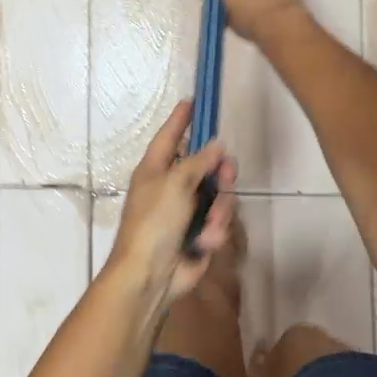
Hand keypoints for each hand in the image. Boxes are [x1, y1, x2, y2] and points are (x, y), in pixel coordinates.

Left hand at [106, 101, 236, 309]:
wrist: (150, 274)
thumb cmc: (154, 222)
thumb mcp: (175, 183)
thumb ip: (197, 161)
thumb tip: (215, 146)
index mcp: (154, 169)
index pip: (169, 136)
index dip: (181, 119)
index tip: (192, 102)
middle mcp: (170, 186)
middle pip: (204, 166)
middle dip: (219, 172)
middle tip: (226, 175)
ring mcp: (186, 211)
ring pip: (218, 195)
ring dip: (218, 209)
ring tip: (210, 223)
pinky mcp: (200, 234)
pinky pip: (219, 221)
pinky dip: (215, 231)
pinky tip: (206, 242)